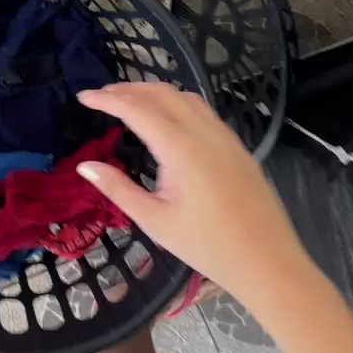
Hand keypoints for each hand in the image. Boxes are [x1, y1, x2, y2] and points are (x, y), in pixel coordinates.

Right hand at [76, 82, 313, 303]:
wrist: (269, 264)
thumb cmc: (208, 246)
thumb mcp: (155, 221)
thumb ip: (117, 189)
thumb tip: (85, 165)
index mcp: (180, 148)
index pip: (136, 109)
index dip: (106, 100)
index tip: (83, 97)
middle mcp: (203, 132)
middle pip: (160, 93)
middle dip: (128, 88)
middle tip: (102, 96)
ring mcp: (224, 136)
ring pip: (184, 96)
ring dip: (153, 91)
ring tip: (130, 100)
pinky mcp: (237, 146)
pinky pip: (202, 109)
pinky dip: (176, 101)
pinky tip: (168, 117)